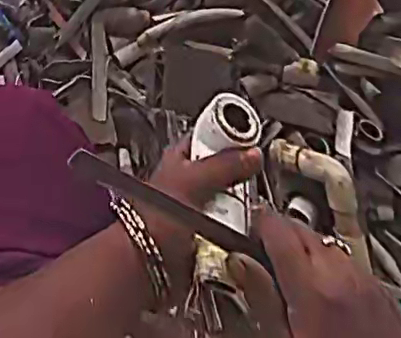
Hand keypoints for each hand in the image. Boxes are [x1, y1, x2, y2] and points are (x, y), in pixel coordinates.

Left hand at [137, 136, 260, 283]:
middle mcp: (192, 180)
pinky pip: (236, 229)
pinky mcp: (211, 235)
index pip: (210, 135)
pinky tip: (246, 232)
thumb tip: (251, 152)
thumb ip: (222, 165)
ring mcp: (202, 208)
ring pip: (234, 201)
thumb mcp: (191, 181)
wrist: (148, 265)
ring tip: (248, 210)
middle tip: (252, 180)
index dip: (230, 136)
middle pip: (227, 170)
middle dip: (242, 177)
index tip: (252, 140)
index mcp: (181, 157)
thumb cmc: (153, 217)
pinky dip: (243, 230)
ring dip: (244, 207)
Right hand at [230, 208, 400, 337]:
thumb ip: (262, 297)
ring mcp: (364, 281)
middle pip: (299, 228)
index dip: (256, 224)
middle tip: (266, 262)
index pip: (274, 225)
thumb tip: (239, 262)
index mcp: (311, 285)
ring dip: (307, 252)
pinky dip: (332, 267)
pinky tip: (327, 295)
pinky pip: (348, 262)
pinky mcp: (382, 293)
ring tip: (298, 284)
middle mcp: (340, 273)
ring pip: (324, 243)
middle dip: (280, 238)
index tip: (247, 234)